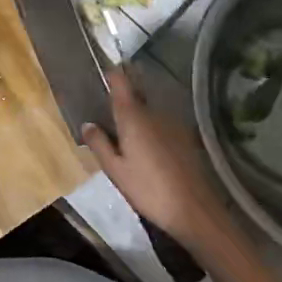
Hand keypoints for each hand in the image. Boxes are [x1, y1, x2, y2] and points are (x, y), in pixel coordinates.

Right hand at [81, 68, 225, 246]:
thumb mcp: (115, 170)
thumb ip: (99, 143)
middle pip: (138, 90)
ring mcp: (173, 123)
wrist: (194, 209)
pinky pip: (161, 120)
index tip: (100, 72)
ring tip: (123, 123)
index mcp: (134, 117)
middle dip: (124, 90)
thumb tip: (88, 124)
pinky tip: (144, 141)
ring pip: (150, 106)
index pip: (121, 82)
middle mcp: (154, 112)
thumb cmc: (148, 189)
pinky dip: (150, 122)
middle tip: (107, 100)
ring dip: (138, 107)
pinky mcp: (185, 136)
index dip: (111, 73)